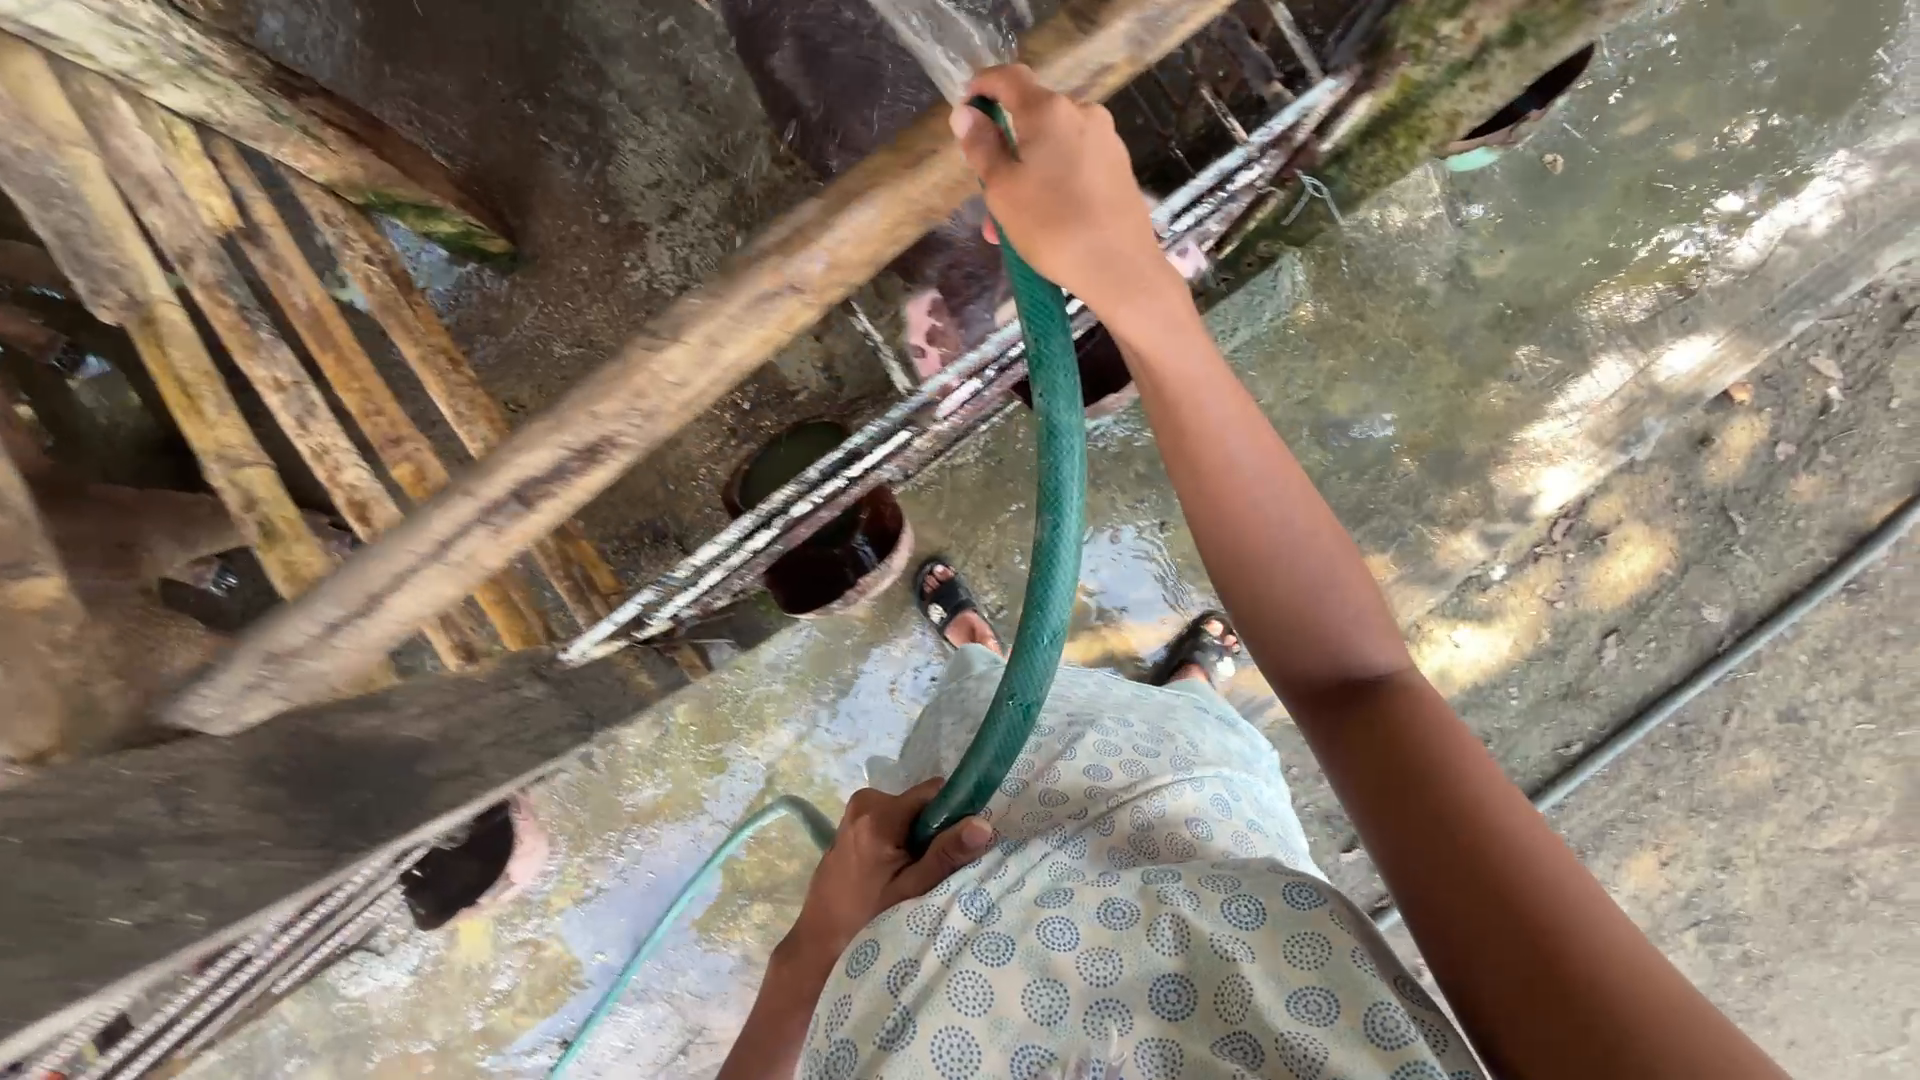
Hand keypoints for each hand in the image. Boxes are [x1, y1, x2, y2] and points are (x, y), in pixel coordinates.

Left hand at [777, 778, 992, 976]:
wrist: (819, 946)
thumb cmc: (867, 921)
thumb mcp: (913, 891)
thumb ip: (947, 854)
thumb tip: (984, 824)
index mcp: (878, 814)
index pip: (933, 792)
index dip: (953, 813)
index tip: (958, 845)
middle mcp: (864, 803)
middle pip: (919, 803)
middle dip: (932, 830)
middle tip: (931, 869)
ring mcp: (854, 814)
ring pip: (905, 813)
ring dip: (916, 838)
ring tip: (911, 875)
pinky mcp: (850, 827)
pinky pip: (889, 821)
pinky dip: (899, 841)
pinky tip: (893, 874)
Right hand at [950, 65, 1183, 325]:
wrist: (1119, 267)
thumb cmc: (1052, 226)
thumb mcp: (1003, 190)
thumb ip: (981, 148)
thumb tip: (966, 114)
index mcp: (1049, 110)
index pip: (1009, 77)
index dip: (982, 86)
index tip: (966, 110)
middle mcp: (1082, 114)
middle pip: (1032, 120)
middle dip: (1004, 153)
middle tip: (986, 198)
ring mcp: (1106, 142)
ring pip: (1052, 151)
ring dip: (1026, 180)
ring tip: (1009, 230)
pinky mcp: (1118, 170)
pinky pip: (1073, 168)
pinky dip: (1052, 187)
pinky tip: (1044, 226)